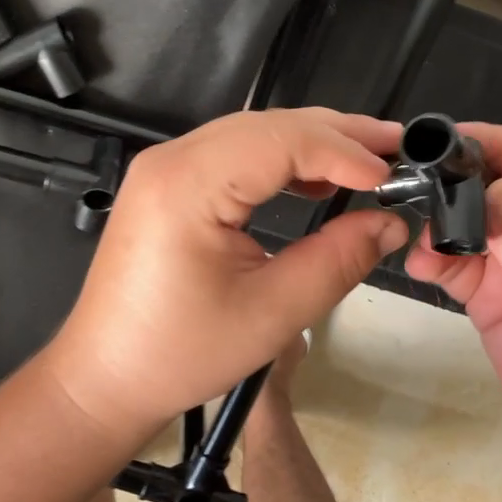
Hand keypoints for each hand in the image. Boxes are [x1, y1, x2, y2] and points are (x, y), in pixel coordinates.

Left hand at [44, 108, 408, 437]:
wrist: (105, 376)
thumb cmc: (180, 354)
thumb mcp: (272, 314)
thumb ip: (337, 260)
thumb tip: (391, 222)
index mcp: (188, 185)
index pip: (281, 140)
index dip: (343, 151)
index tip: (393, 173)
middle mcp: (171, 159)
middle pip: (267, 125)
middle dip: (335, 135)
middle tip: (396, 148)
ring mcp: (164, 167)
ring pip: (252, 133)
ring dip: (310, 142)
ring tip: (368, 157)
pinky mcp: (167, 183)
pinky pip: (233, 153)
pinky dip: (279, 160)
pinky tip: (314, 178)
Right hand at [405, 124, 501, 472]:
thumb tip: (494, 189)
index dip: (498, 145)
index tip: (444, 140)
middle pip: (499, 184)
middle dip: (456, 180)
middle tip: (409, 180)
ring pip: (472, 222)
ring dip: (440, 221)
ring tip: (411, 231)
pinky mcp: (497, 296)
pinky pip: (458, 265)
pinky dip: (434, 260)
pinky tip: (419, 266)